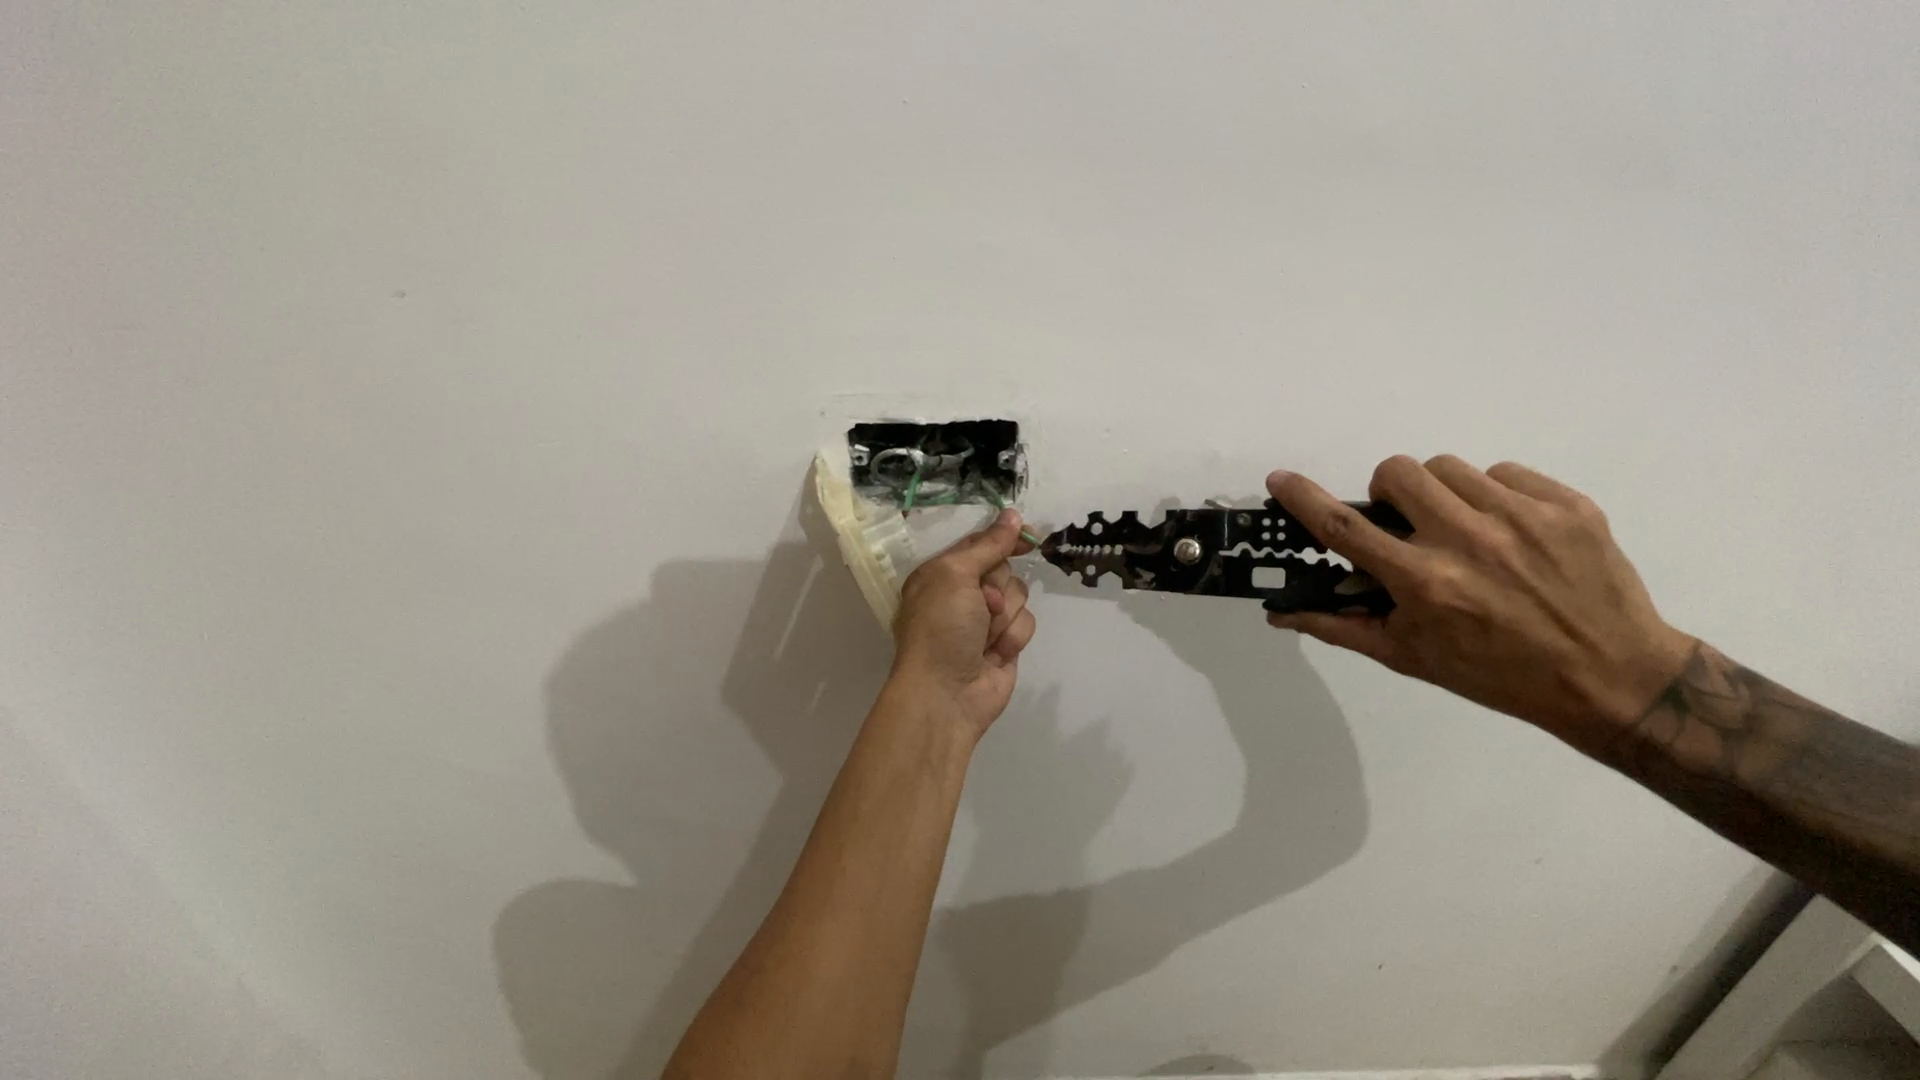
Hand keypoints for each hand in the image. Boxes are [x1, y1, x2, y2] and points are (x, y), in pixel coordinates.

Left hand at [889, 510, 1039, 741]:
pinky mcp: (1005, 643)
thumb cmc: (941, 628)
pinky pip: (1026, 624)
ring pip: (1020, 596)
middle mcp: (963, 594)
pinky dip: (1012, 637)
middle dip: (998, 586)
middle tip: (982, 605)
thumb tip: (1012, 514)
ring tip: (983, 637)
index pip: (980, 544)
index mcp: (942, 573)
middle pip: (1004, 569)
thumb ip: (987, 544)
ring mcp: (986, 620)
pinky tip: (994, 653)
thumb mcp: (955, 575)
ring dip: (1005, 616)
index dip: (1004, 538)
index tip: (1030, 535)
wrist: (946, 693)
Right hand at [1266, 456, 1696, 745]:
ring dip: (1438, 492)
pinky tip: (1507, 531)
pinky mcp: (1567, 505)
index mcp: (1424, 583)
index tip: (1281, 479)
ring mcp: (1522, 517)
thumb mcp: (1410, 657)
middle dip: (1386, 490)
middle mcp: (1468, 541)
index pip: (1345, 528)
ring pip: (1449, 467)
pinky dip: (1492, 494)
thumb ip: (1340, 627)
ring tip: (1461, 528)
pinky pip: (1505, 472)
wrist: (1613, 677)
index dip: (1304, 498)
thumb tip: (1279, 613)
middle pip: (1398, 473)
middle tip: (1403, 521)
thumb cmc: (1496, 674)